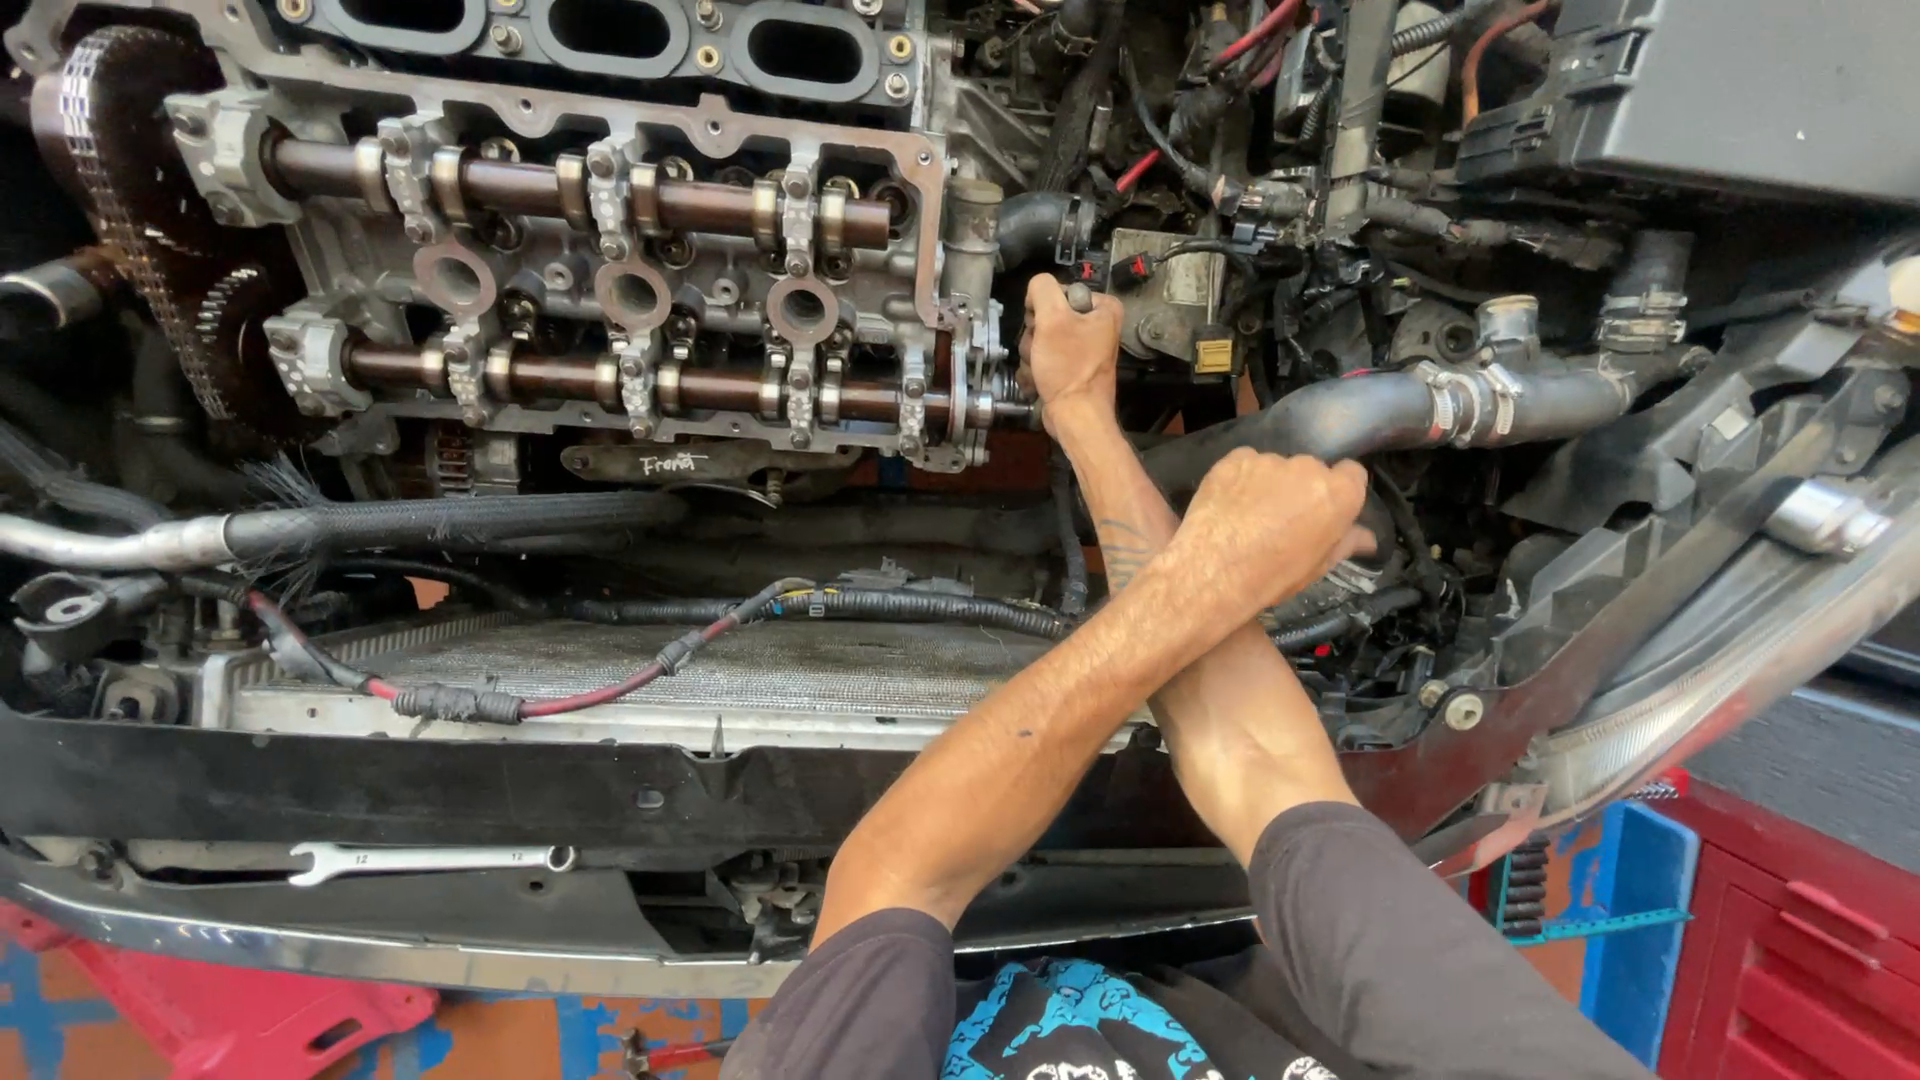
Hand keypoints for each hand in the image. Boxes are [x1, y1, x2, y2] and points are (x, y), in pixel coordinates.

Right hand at [1017, 274, 1124, 432]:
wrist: (1075, 416)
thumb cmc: (1069, 369)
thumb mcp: (1053, 318)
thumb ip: (1043, 289)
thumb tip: (1036, 289)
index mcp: (1102, 308)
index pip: (1058, 292)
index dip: (1044, 309)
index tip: (1046, 327)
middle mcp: (1095, 326)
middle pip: (1047, 316)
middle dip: (1036, 336)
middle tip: (1042, 350)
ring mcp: (1081, 349)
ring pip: (1040, 339)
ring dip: (1032, 355)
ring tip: (1042, 368)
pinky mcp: (1068, 368)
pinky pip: (1041, 359)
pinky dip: (1035, 370)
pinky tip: (1040, 380)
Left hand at [1161, 448, 1374, 621]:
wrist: (1214, 569)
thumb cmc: (1273, 575)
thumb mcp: (1316, 565)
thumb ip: (1345, 542)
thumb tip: (1367, 537)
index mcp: (1339, 493)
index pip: (1352, 474)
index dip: (1337, 491)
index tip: (1322, 509)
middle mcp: (1308, 468)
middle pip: (1310, 470)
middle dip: (1300, 489)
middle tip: (1282, 518)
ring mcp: (1269, 460)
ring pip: (1275, 467)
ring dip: (1268, 484)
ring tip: (1249, 515)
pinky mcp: (1234, 460)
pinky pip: (1244, 464)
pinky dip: (1240, 479)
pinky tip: (1229, 504)